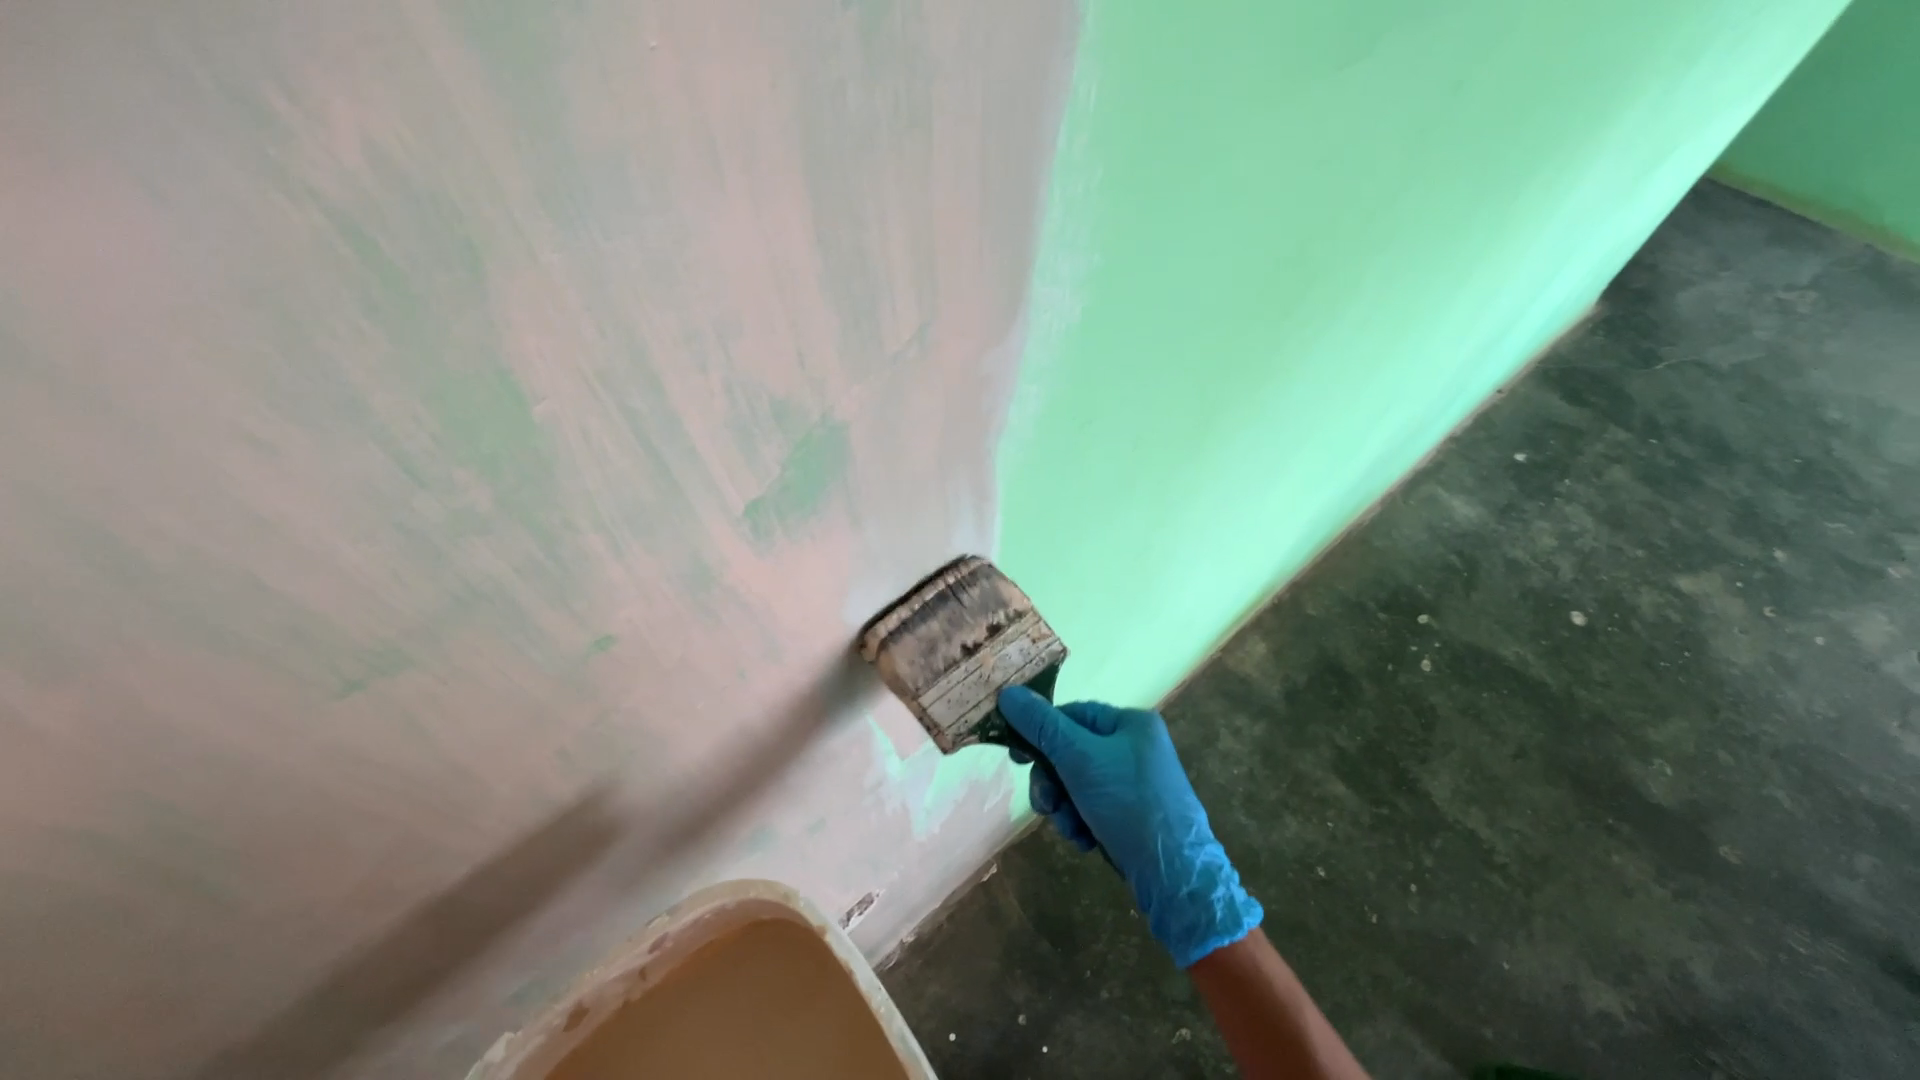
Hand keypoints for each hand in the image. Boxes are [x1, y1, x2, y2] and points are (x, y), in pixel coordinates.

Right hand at [997, 686, 1262, 967]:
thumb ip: (1041, 725)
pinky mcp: (1133, 814)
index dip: (1039, 734)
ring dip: (1064, 808)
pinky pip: (1092, 807)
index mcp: (1130, 722)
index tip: (1015, 759)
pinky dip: (1081, 823)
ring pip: (1076, 783)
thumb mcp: (1079, 758)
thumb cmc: (1128, 804)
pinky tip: (1086, 841)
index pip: (1070, 714)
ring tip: (1071, 829)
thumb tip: (1007, 693)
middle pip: (1070, 752)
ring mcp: (1135, 782)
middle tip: (1045, 805)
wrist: (1174, 874)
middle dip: (1052, 782)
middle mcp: (1135, 746)